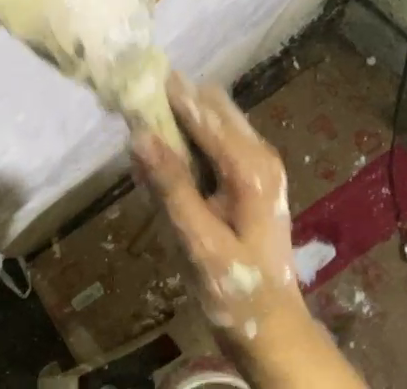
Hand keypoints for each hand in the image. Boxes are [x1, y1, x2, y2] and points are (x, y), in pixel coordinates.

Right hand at [133, 74, 366, 388]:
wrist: (274, 328)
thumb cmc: (236, 290)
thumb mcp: (197, 242)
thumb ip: (170, 186)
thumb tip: (138, 134)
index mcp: (249, 167)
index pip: (202, 112)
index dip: (167, 94)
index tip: (132, 78)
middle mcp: (259, 153)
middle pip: (212, 104)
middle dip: (174, 101)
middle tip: (134, 108)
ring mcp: (258, 162)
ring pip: (214, 117)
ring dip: (180, 117)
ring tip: (143, 128)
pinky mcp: (251, 175)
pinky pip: (216, 138)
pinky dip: (190, 137)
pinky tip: (166, 157)